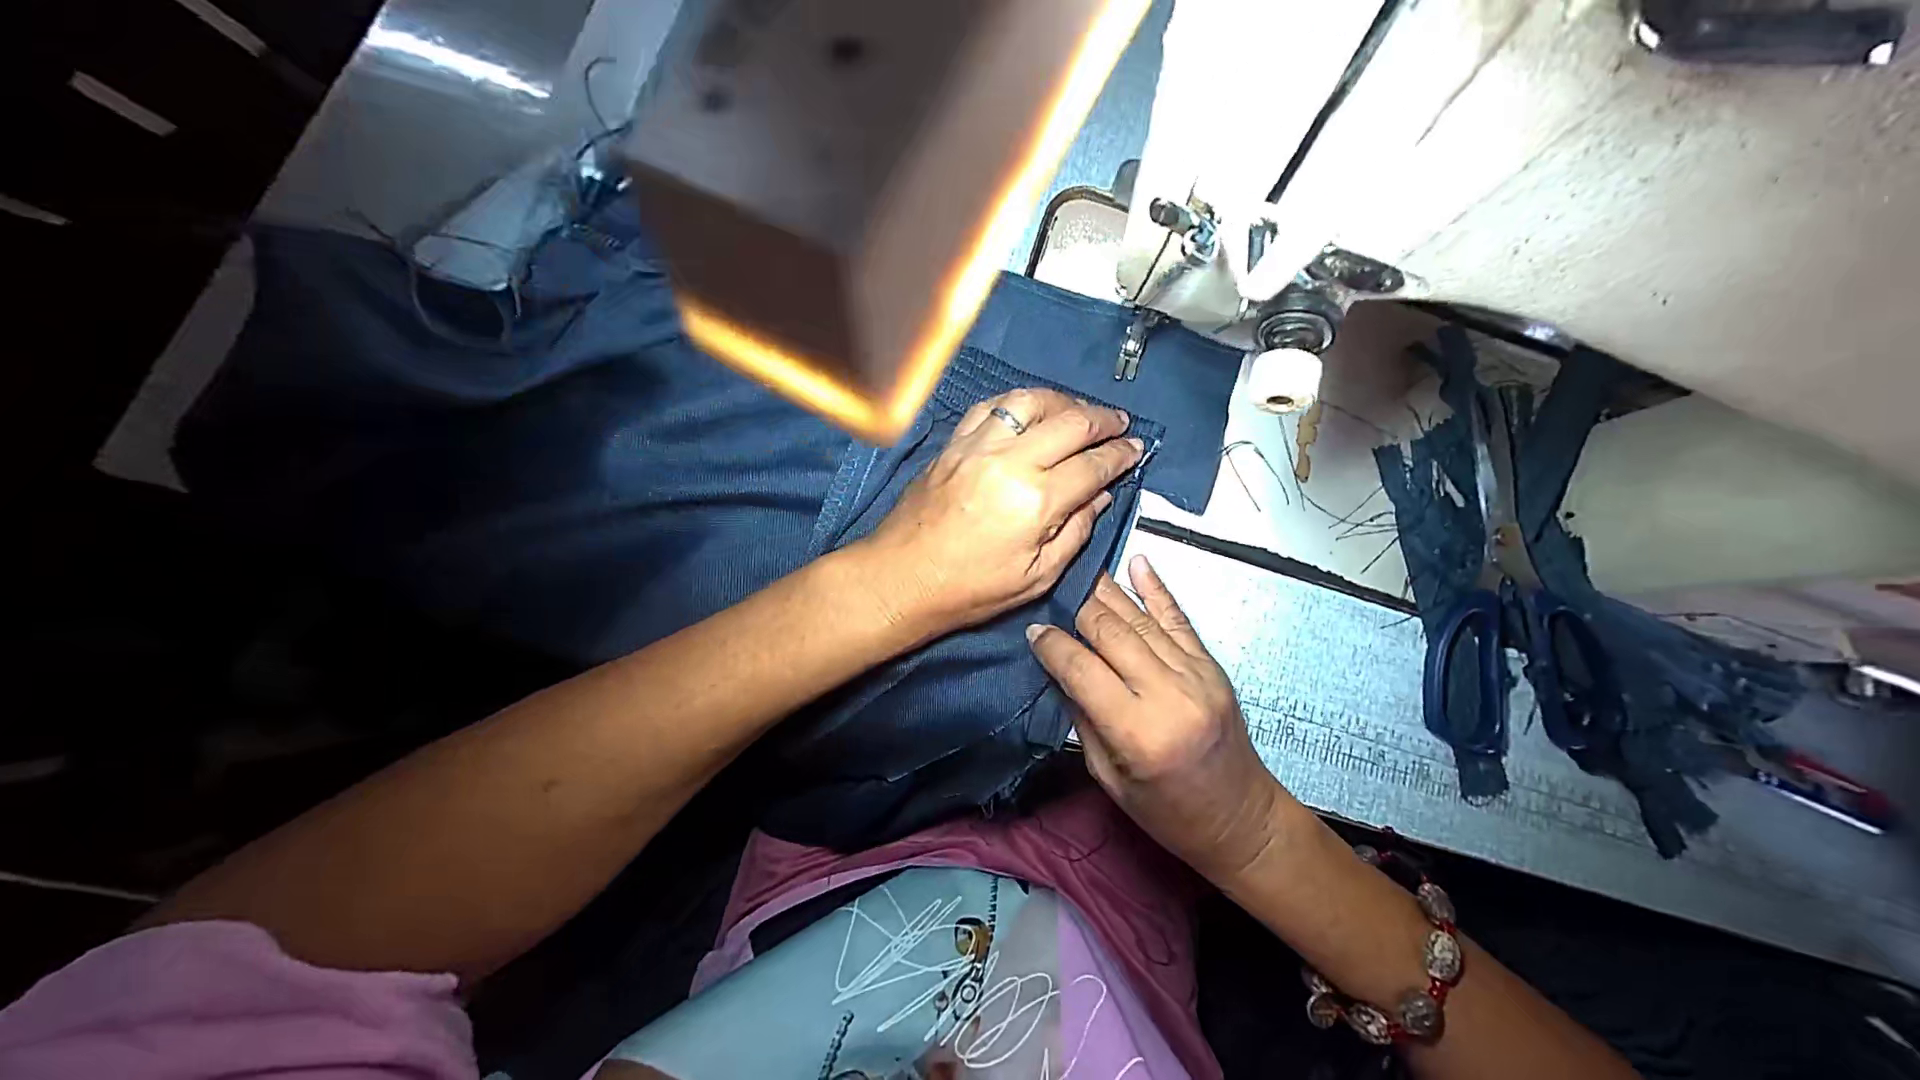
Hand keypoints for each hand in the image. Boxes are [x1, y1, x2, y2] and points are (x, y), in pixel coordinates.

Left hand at [854, 388, 1142, 637]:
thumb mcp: (1037, 577)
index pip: (1093, 465)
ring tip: (1079, 411)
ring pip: (1031, 402)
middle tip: (1119, 424)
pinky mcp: (954, 444)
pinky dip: (1019, 403)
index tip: (1136, 449)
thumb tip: (1100, 497)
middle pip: (1070, 423)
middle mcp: (1010, 462)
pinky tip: (1030, 411)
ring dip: (1063, 401)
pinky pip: (992, 407)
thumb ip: (1076, 533)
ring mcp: (977, 446)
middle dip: (1103, 420)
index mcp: (1036, 501)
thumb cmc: (969, 589)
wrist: (902, 577)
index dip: (1121, 455)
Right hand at [1027, 555, 1289, 885]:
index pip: (1081, 668)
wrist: (1240, 819)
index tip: (1032, 631)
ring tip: (1079, 572)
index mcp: (1138, 731)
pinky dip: (1157, 589)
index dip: (1051, 645)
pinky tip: (1138, 563)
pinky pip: (1179, 619)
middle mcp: (1168, 694)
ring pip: (1140, 620)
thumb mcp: (1107, 776)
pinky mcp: (1211, 667)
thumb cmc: (1168, 812)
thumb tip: (1058, 668)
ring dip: (1106, 593)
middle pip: (1110, 632)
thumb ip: (1082, 716)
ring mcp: (1196, 675)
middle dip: (1075, 610)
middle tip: (1051, 595)